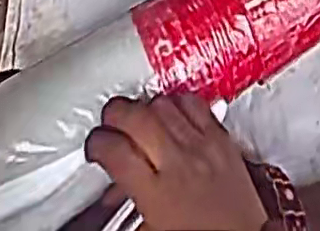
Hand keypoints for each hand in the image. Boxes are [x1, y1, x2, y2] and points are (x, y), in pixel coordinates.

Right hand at [86, 94, 266, 230]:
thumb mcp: (154, 228)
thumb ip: (132, 201)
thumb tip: (113, 187)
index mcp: (158, 197)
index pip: (116, 152)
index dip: (98, 142)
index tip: (96, 145)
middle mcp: (179, 165)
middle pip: (136, 117)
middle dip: (115, 113)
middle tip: (110, 122)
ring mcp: (202, 147)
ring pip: (162, 104)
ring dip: (145, 107)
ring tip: (139, 117)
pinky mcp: (222, 137)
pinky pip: (194, 103)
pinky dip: (177, 101)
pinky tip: (171, 112)